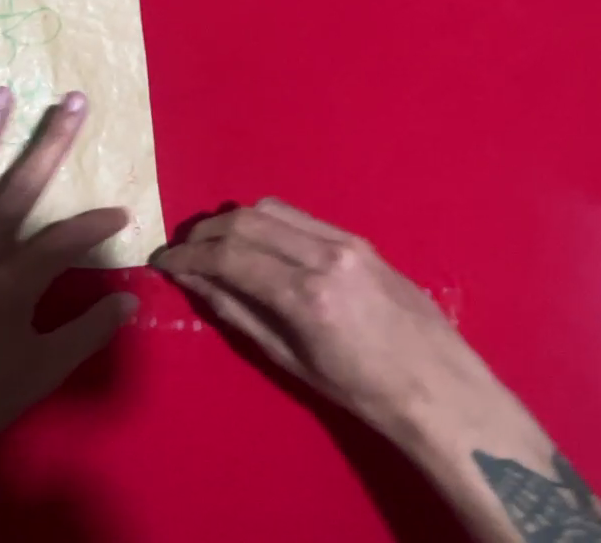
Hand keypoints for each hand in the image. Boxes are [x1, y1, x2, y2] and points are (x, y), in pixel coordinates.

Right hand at [153, 198, 499, 449]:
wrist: (438, 388)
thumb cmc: (361, 392)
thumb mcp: (290, 361)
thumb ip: (238, 313)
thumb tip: (194, 281)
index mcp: (305, 296)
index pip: (228, 257)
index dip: (186, 256)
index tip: (161, 261)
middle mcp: (323, 256)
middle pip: (243, 221)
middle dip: (203, 232)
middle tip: (181, 251)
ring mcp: (344, 241)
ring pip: (268, 208)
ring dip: (231, 221)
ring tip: (213, 244)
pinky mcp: (357, 237)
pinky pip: (296, 216)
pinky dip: (263, 221)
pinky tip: (254, 242)